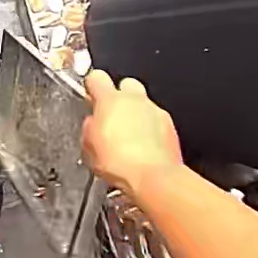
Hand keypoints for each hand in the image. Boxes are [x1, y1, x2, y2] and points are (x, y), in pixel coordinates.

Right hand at [81, 69, 182, 195]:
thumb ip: (88, 127)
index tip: (90, 94)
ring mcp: (155, 112)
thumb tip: (91, 124)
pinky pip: (156, 120)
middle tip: (110, 115)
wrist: (152, 179)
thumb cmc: (120, 163)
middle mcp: (135, 100)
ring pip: (143, 104)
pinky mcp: (169, 127)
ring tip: (126, 138)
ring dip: (135, 115)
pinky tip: (141, 147)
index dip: (91, 85)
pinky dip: (149, 129)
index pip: (96, 77)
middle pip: (125, 84)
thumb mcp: (88, 146)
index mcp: (110, 100)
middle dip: (118, 97)